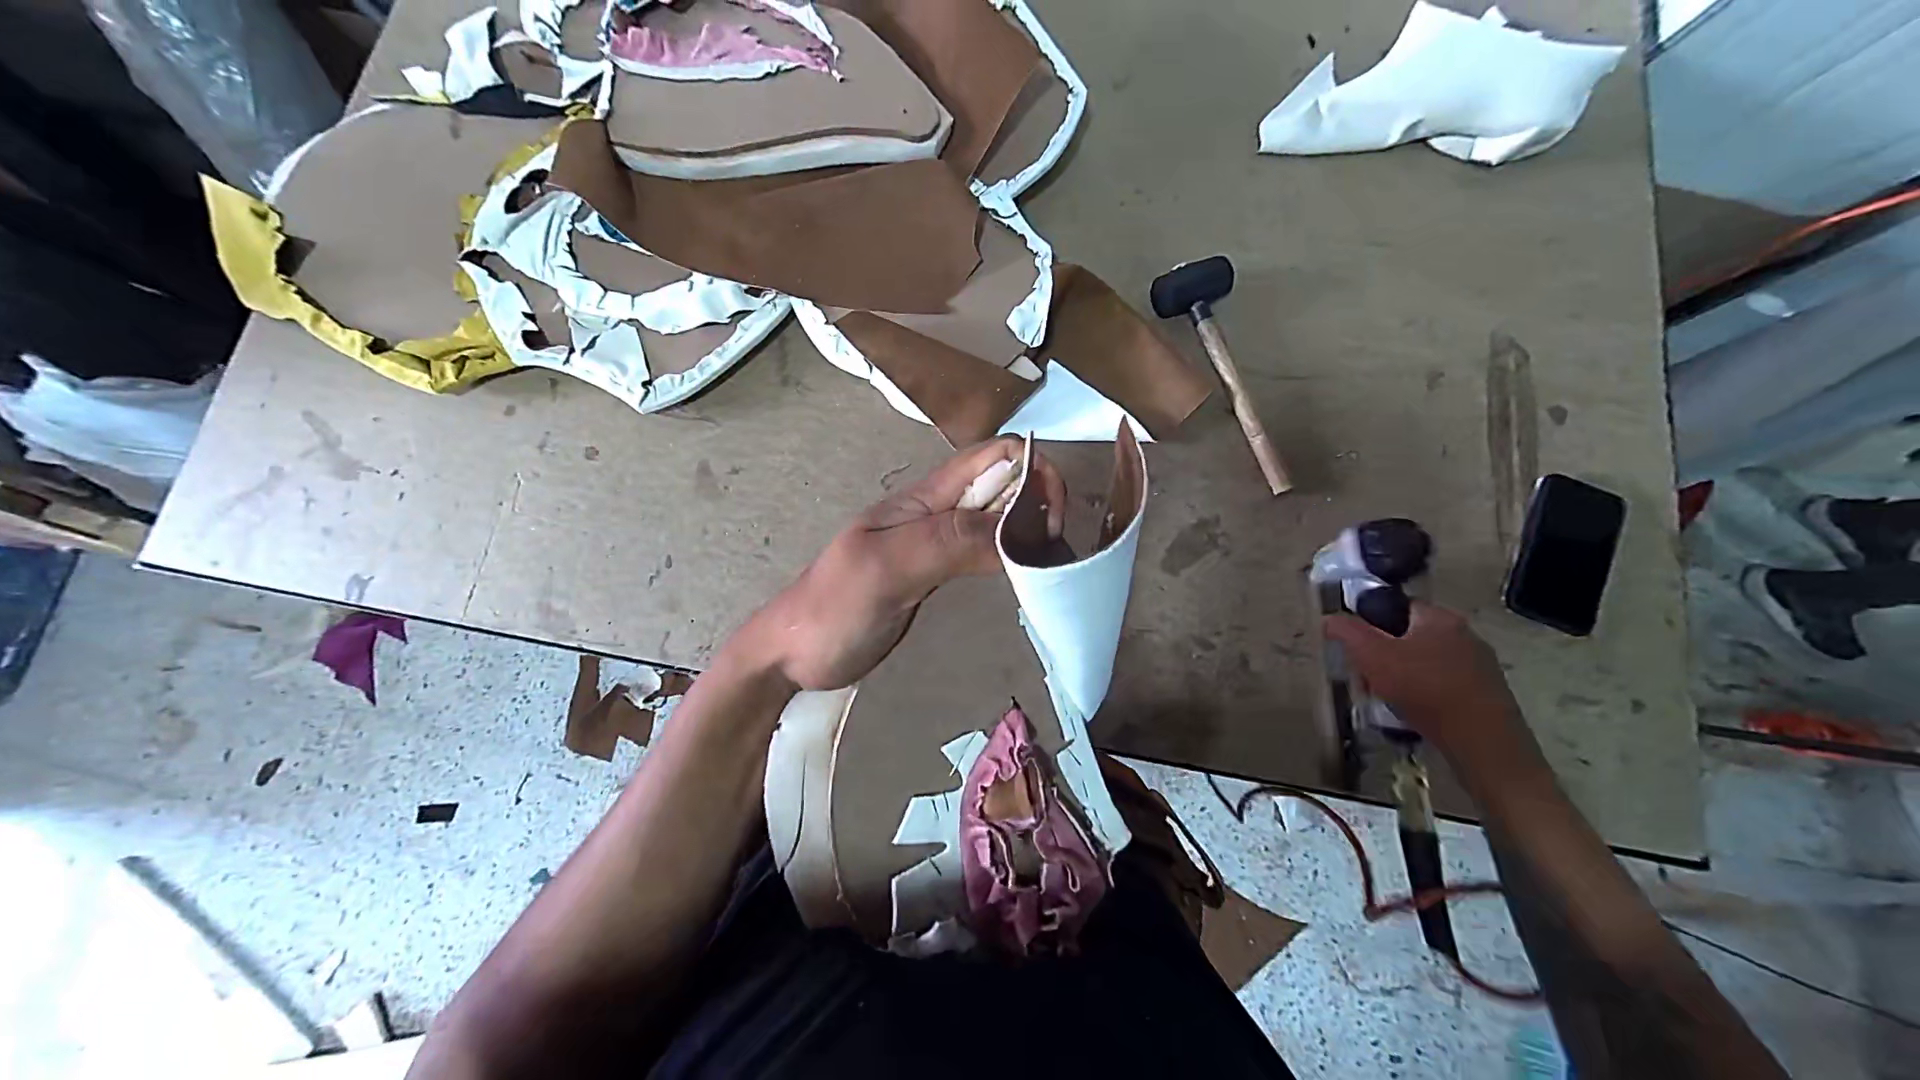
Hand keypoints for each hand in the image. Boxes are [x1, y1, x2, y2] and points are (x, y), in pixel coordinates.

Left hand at [737, 436, 1064, 691]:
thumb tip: (1017, 528)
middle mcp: (934, 513)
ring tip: (1044, 566)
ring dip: (1028, 529)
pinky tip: (1019, 575)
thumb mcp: (886, 570)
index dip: (1033, 472)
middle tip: (1051, 552)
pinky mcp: (934, 573)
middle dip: (1038, 500)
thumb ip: (947, 542)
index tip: (1049, 521)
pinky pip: (982, 548)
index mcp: (922, 499)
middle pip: (1001, 483)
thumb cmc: (832, 610)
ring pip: (995, 516)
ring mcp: (934, 544)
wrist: (792, 654)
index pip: (993, 457)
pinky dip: (1010, 554)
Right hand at [1323, 602, 1531, 765]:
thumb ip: (1348, 632)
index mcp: (1440, 618)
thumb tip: (1330, 619)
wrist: (1482, 741)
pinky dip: (1426, 694)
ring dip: (1404, 676)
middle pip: (1411, 637)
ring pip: (1427, 663)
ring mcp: (1481, 665)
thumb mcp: (1371, 656)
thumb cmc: (1424, 688)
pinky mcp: (1488, 694)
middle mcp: (1466, 635)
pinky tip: (1414, 712)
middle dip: (1385, 655)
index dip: (1372, 623)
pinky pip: (1445, 685)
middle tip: (1367, 677)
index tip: (1358, 646)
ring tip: (1387, 699)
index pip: (1398, 606)